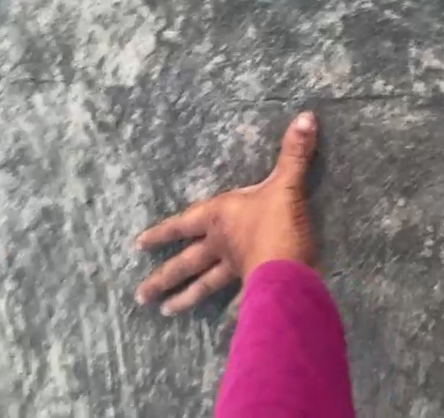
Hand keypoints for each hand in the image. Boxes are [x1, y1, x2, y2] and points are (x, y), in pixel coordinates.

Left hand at [133, 112, 320, 314]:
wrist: (290, 268)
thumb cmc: (278, 221)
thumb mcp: (287, 181)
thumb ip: (295, 151)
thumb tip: (306, 115)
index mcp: (221, 217)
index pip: (184, 224)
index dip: (162, 233)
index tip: (137, 245)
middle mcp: (222, 244)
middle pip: (187, 262)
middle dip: (164, 276)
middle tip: (140, 295)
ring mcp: (235, 269)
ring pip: (205, 285)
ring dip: (185, 298)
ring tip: (164, 312)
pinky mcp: (253, 287)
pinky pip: (238, 302)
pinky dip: (233, 313)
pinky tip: (226, 326)